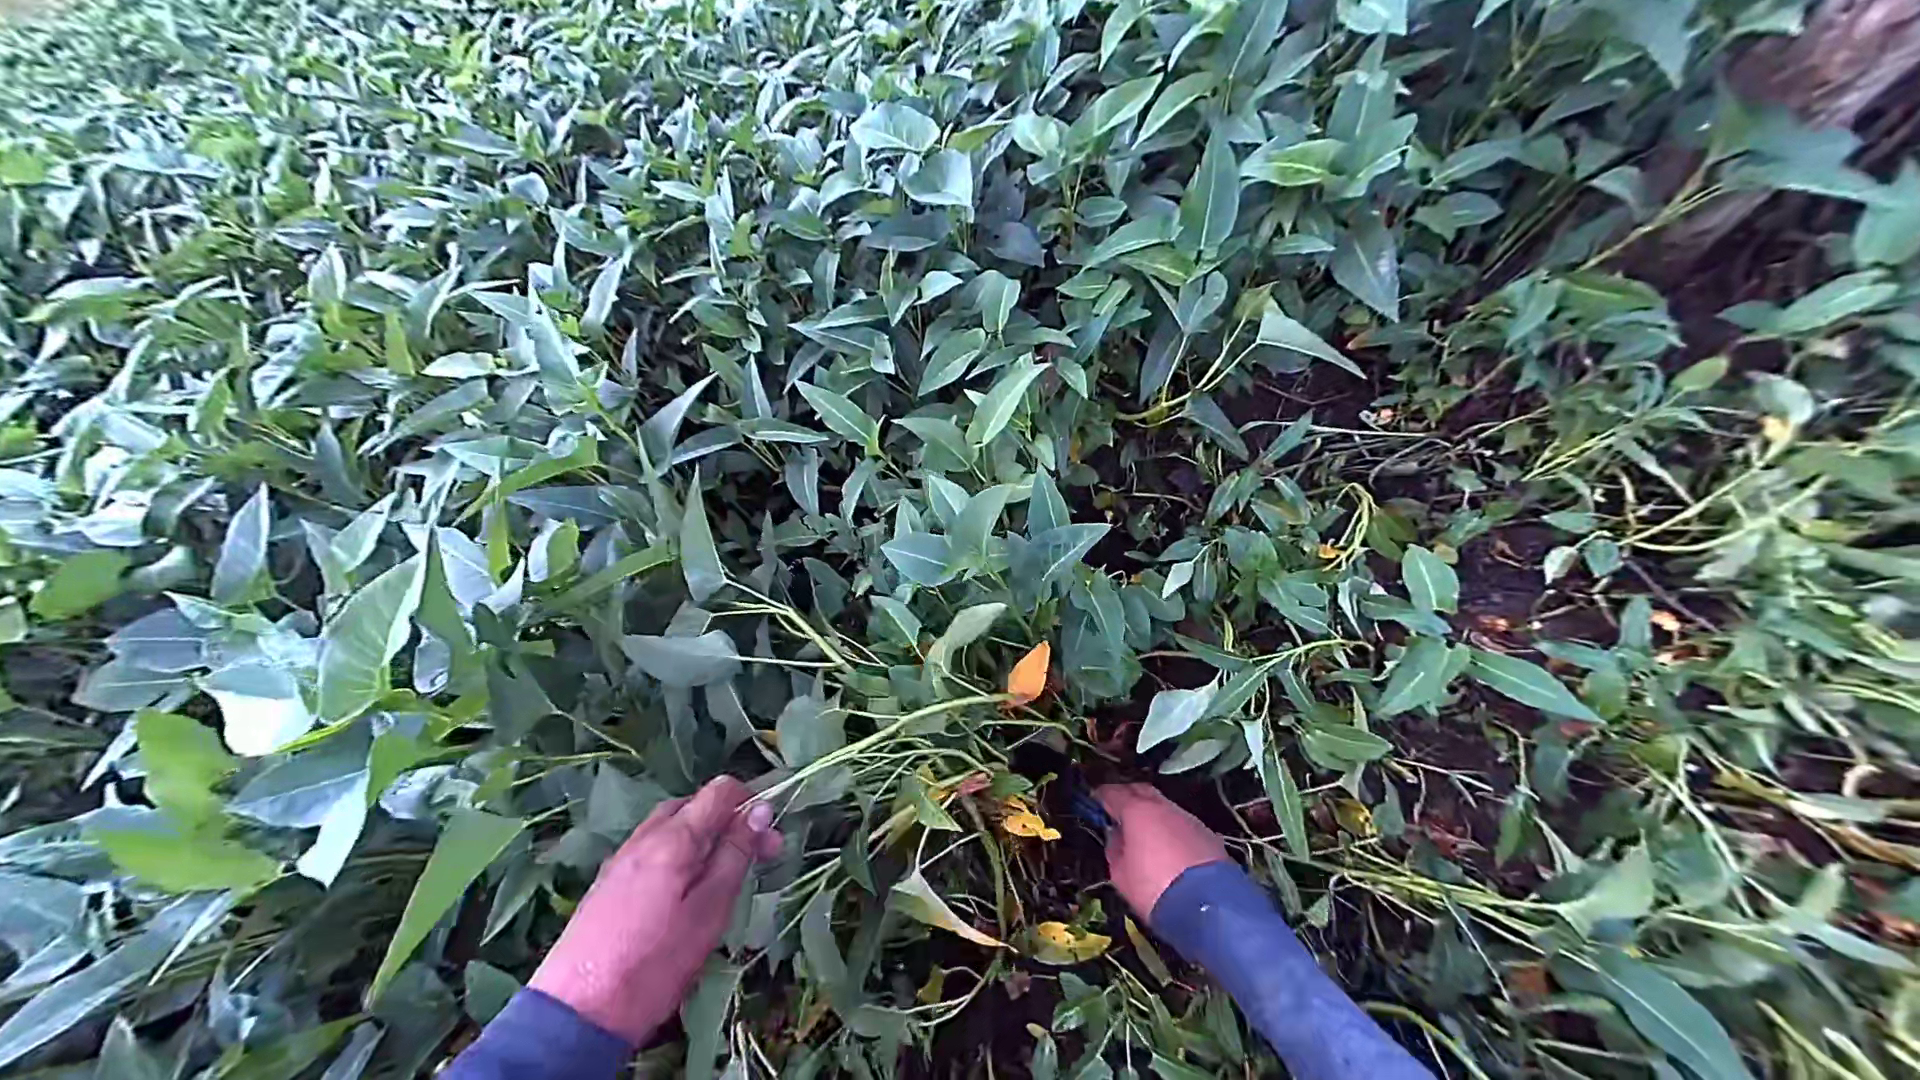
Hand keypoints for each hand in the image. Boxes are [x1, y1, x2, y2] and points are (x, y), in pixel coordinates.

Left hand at [529, 776, 780, 1044]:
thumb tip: (760, 810)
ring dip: (702, 838)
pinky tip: (682, 890)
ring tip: (718, 876)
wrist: (573, 1015)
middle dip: (727, 821)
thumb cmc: (654, 961)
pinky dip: (677, 854)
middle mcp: (645, 836)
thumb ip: (735, 854)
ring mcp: (622, 858)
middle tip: (751, 858)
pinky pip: (652, 848)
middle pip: (694, 805)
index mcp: (674, 837)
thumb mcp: (710, 909)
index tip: (767, 836)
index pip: (720, 791)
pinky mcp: (607, 882)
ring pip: (671, 826)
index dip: (750, 802)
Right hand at [1096, 783, 1229, 918]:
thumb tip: (1116, 836)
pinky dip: (1170, 828)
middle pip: (1141, 790)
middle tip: (1117, 809)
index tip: (1094, 801)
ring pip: (1164, 805)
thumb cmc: (1155, 889)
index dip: (1101, 795)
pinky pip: (1181, 823)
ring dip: (1151, 812)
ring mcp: (1188, 818)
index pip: (1113, 792)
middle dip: (1127, 795)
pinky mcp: (1209, 835)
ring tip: (1143, 830)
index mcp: (1137, 810)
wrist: (1211, 909)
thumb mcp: (1120, 875)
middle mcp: (1163, 807)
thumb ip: (1114, 849)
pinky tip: (1168, 845)